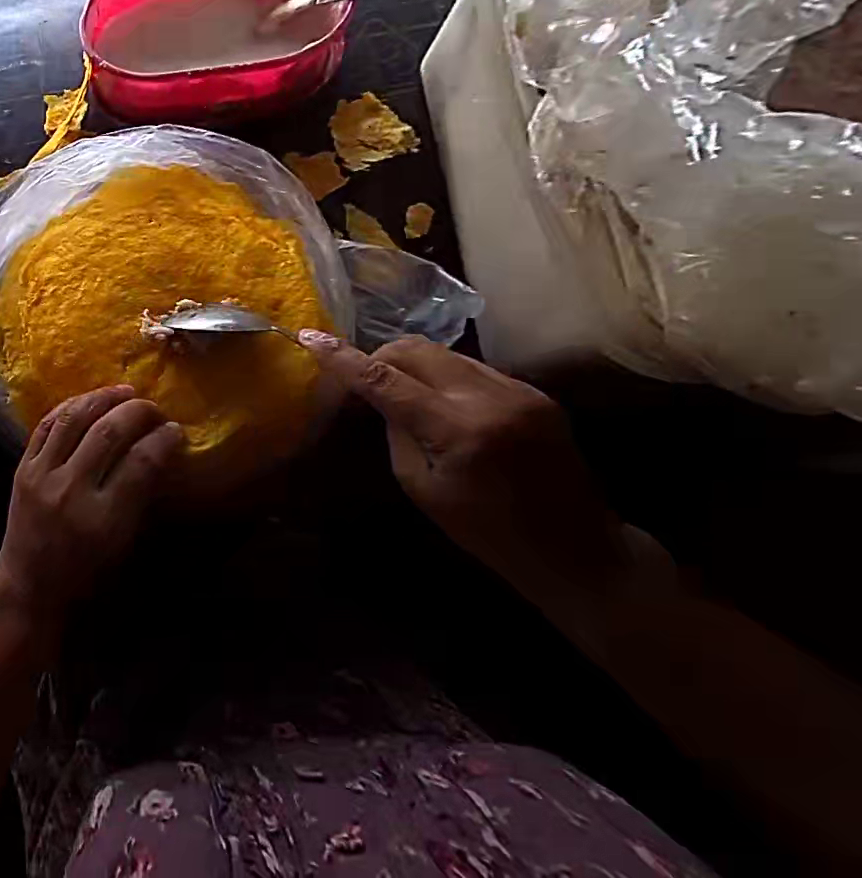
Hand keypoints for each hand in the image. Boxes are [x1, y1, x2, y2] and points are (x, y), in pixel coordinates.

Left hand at [0, 386, 182, 615]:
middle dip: (137, 411)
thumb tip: (160, 453)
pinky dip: (69, 408)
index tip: (176, 430)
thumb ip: (141, 499)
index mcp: (105, 517)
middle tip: (153, 408)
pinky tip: (87, 401)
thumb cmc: (86, 574)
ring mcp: (42, 475)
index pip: (141, 462)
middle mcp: (71, 489)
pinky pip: (45, 425)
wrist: (29, 584)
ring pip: (74, 419)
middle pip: (109, 432)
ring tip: (123, 391)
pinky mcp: (22, 468)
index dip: (164, 439)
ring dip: (101, 398)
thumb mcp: (124, 545)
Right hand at [298, 332, 651, 597]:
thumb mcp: (419, 484)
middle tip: (362, 382)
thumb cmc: (484, 529)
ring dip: (411, 366)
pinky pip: (471, 368)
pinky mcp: (535, 393)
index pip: (384, 379)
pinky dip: (442, 377)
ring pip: (443, 353)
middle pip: (415, 349)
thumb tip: (378, 394)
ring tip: (402, 395)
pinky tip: (441, 406)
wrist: (577, 549)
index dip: (342, 358)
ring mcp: (520, 391)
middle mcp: (491, 399)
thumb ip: (396, 431)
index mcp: (458, 430)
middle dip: (379, 356)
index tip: (309, 337)